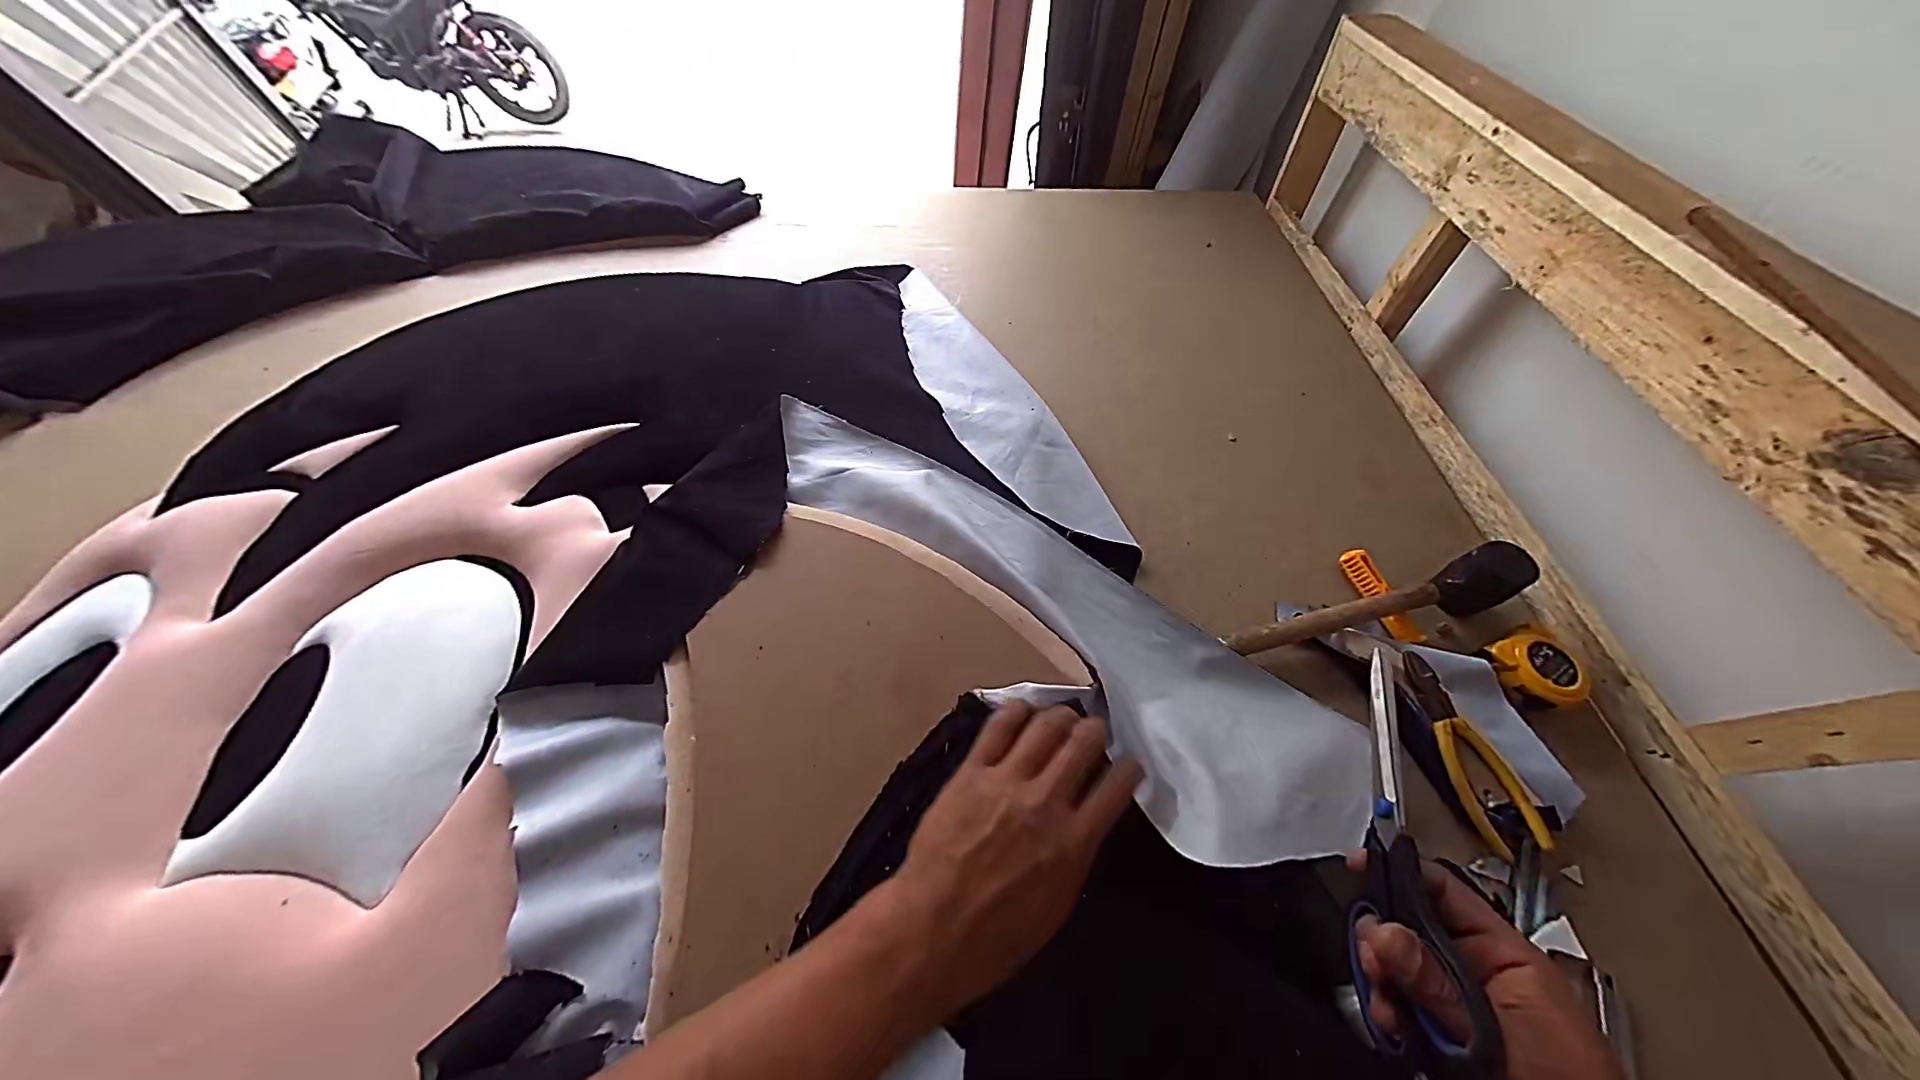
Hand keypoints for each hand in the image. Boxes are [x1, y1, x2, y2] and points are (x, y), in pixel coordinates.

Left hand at [879, 700, 1142, 1019]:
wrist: (935, 928)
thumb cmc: (1000, 934)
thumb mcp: (1058, 903)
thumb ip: (1077, 854)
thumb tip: (1087, 821)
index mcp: (1073, 841)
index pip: (1116, 787)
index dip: (1130, 768)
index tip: (1129, 763)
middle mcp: (1045, 801)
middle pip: (1083, 743)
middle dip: (1096, 730)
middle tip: (1095, 730)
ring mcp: (1006, 782)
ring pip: (1044, 726)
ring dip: (1060, 716)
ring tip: (1062, 718)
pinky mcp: (971, 772)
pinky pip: (998, 727)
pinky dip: (1016, 711)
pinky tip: (1023, 711)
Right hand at [1348, 851, 1623, 1079]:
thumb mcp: (1496, 1032)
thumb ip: (1438, 982)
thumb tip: (1384, 929)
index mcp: (1507, 958)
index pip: (1443, 890)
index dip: (1399, 870)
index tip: (1359, 864)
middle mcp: (1480, 974)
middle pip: (1411, 929)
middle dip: (1381, 941)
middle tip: (1371, 961)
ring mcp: (1462, 1006)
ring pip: (1399, 969)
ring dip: (1383, 983)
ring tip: (1388, 1010)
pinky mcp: (1447, 1034)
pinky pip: (1403, 1004)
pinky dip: (1389, 1011)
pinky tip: (1393, 1026)